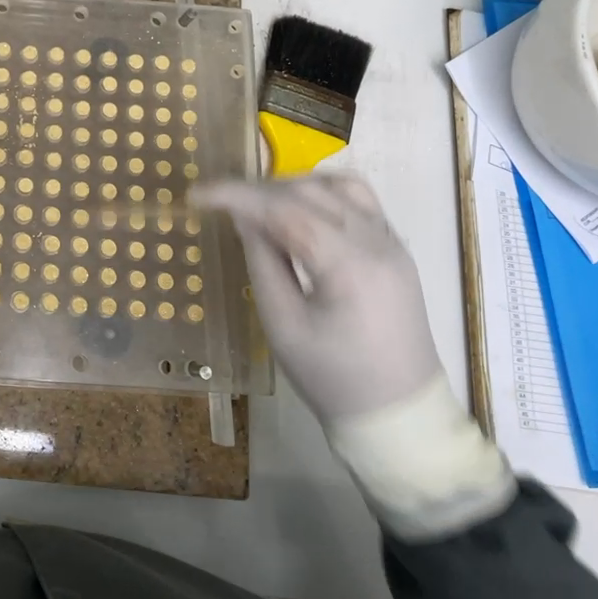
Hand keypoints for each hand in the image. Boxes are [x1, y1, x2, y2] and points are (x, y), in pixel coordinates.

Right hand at [192, 173, 440, 421]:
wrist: (399, 412)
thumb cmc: (332, 378)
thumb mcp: (283, 326)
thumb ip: (262, 263)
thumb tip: (243, 218)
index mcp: (349, 266)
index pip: (286, 210)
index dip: (238, 196)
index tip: (198, 195)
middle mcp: (377, 242)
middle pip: (311, 191)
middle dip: (259, 190)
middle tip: (220, 203)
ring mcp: (392, 243)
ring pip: (339, 186)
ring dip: (293, 186)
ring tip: (259, 205)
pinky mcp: (395, 250)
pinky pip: (360, 201)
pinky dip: (322, 194)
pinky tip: (297, 211)